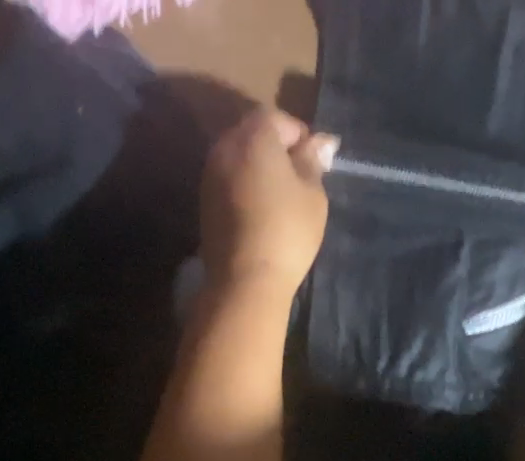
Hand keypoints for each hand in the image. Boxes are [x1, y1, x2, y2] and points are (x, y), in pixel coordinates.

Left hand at [200, 107, 335, 291]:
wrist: (246, 279)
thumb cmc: (288, 231)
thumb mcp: (313, 195)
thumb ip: (312, 162)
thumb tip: (320, 142)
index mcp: (254, 137)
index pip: (277, 117)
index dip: (299, 135)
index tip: (315, 161)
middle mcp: (225, 147)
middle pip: (253, 134)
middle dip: (277, 148)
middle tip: (300, 178)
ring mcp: (210, 174)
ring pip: (239, 157)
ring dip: (259, 168)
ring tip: (281, 197)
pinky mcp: (204, 201)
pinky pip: (229, 180)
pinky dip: (245, 186)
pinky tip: (261, 211)